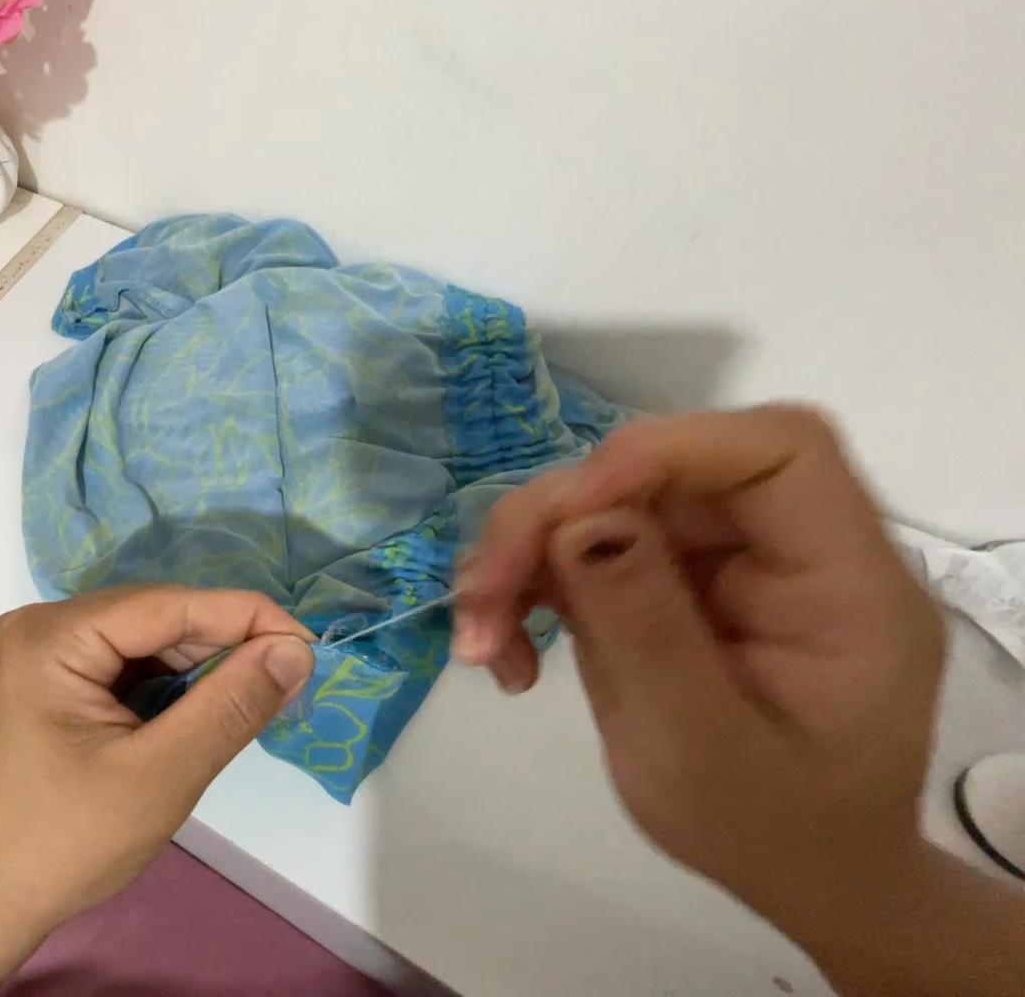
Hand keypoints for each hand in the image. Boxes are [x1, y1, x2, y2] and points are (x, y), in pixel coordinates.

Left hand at [0, 586, 315, 945]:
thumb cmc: (67, 842)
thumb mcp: (160, 776)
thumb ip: (229, 707)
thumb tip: (294, 651)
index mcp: (49, 637)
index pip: (162, 605)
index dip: (240, 615)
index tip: (306, 641)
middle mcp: (38, 627)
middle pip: (149, 619)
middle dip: (219, 644)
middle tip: (287, 674)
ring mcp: (37, 651)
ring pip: (138, 640)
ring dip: (195, 664)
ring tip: (253, 690)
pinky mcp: (45, 677)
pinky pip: (118, 662)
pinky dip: (164, 682)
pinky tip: (201, 702)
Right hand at [454, 407, 946, 920]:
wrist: (777, 864)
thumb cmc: (763, 822)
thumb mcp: (698, 742)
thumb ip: (647, 627)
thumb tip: (579, 520)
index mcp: (836, 581)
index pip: (771, 452)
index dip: (660, 454)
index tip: (568, 517)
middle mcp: (767, 549)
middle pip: (642, 475)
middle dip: (542, 527)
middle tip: (482, 602)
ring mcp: (700, 559)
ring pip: (583, 506)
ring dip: (512, 564)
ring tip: (480, 644)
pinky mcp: (642, 575)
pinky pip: (560, 548)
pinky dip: (514, 591)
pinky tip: (502, 652)